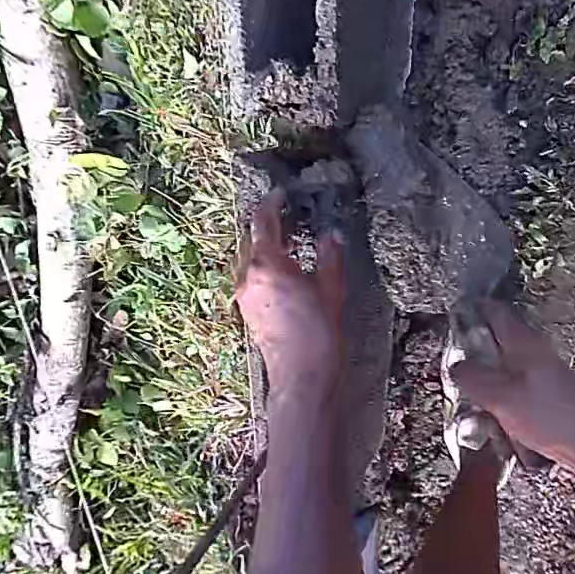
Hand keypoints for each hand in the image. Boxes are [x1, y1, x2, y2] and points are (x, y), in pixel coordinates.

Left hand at [235, 188, 345, 393]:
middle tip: (291, 217)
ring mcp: (243, 295)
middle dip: (269, 226)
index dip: (272, 204)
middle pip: (252, 239)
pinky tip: (286, 273)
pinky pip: (251, 278)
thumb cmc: (318, 334)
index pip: (263, 222)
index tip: (282, 195)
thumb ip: (329, 257)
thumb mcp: (331, 289)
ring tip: (291, 244)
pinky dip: (265, 268)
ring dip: (266, 248)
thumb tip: (330, 237)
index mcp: (267, 264)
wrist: (301, 378)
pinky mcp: (246, 310)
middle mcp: (248, 276)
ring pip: (250, 259)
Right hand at [448, 299, 574, 470]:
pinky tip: (494, 420)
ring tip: (471, 402)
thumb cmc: (550, 416)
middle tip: (453, 371)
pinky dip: (498, 399)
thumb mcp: (500, 397)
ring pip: (501, 368)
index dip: (470, 311)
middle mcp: (532, 352)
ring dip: (484, 382)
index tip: (449, 321)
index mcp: (522, 342)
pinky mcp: (545, 395)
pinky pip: (512, 390)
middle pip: (494, 342)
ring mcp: (540, 373)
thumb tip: (454, 366)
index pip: (493, 311)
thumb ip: (472, 378)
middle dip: (471, 355)